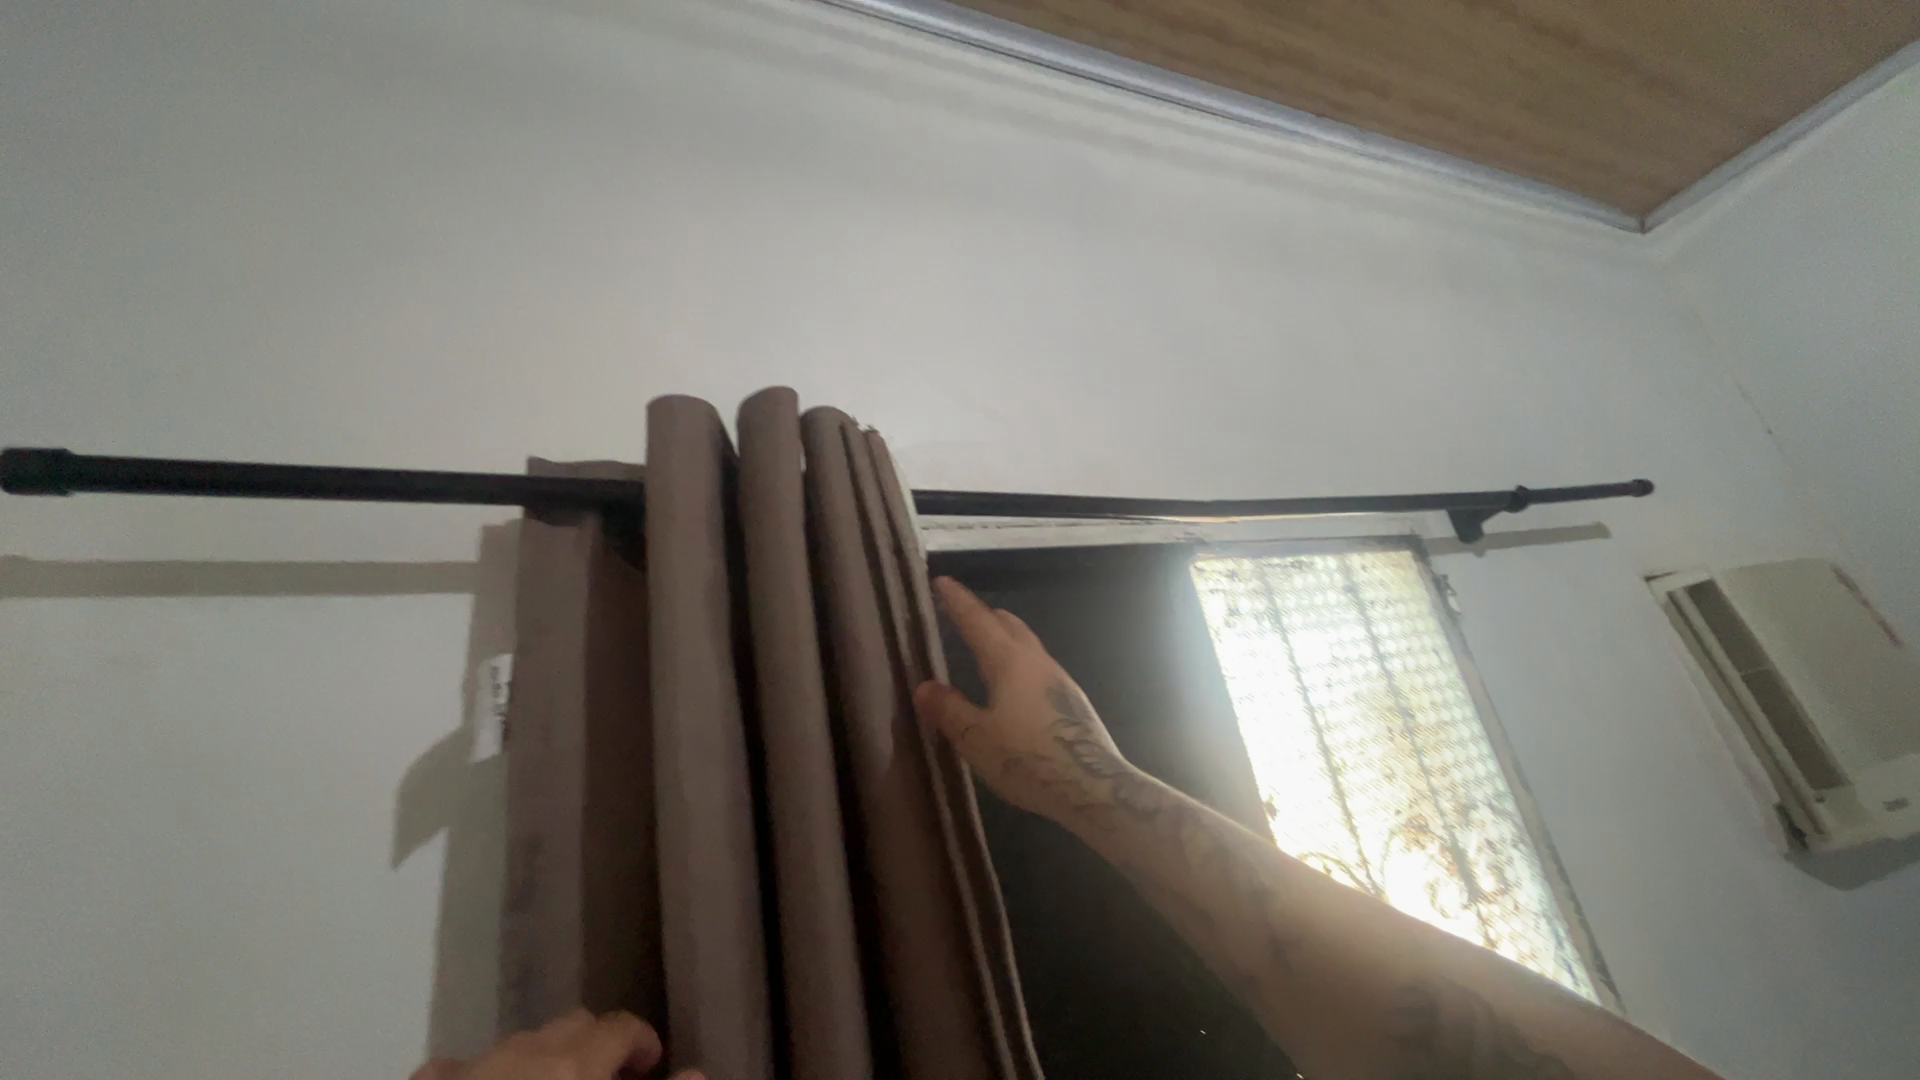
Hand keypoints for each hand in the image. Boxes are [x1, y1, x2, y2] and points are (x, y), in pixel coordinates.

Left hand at [410, 1010, 699, 1079]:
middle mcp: (526, 1051)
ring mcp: (471, 1066)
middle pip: (573, 1024)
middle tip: (607, 1078)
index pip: (620, 1027)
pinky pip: (456, 1066)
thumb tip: (699, 1071)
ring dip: (541, 1058)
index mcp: (575, 1064)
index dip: (640, 1041)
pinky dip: (475, 1073)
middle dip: (593, 1044)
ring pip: (519, 1041)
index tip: (651, 1064)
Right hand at [914, 576, 1137, 818]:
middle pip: (1009, 626)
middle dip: (984, 615)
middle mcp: (1037, 662)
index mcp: (1010, 662)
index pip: (978, 622)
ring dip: (1004, 637)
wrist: (1094, 787)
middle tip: (962, 612)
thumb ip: (950, 710)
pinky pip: (1038, 668)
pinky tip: (1013, 685)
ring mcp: (1059, 680)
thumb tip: (925, 686)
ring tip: (985, 645)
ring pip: (1027, 645)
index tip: (943, 582)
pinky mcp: (1071, 701)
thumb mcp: (977, 739)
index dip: (958, 602)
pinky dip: (1018, 662)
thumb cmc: (1029, 759)